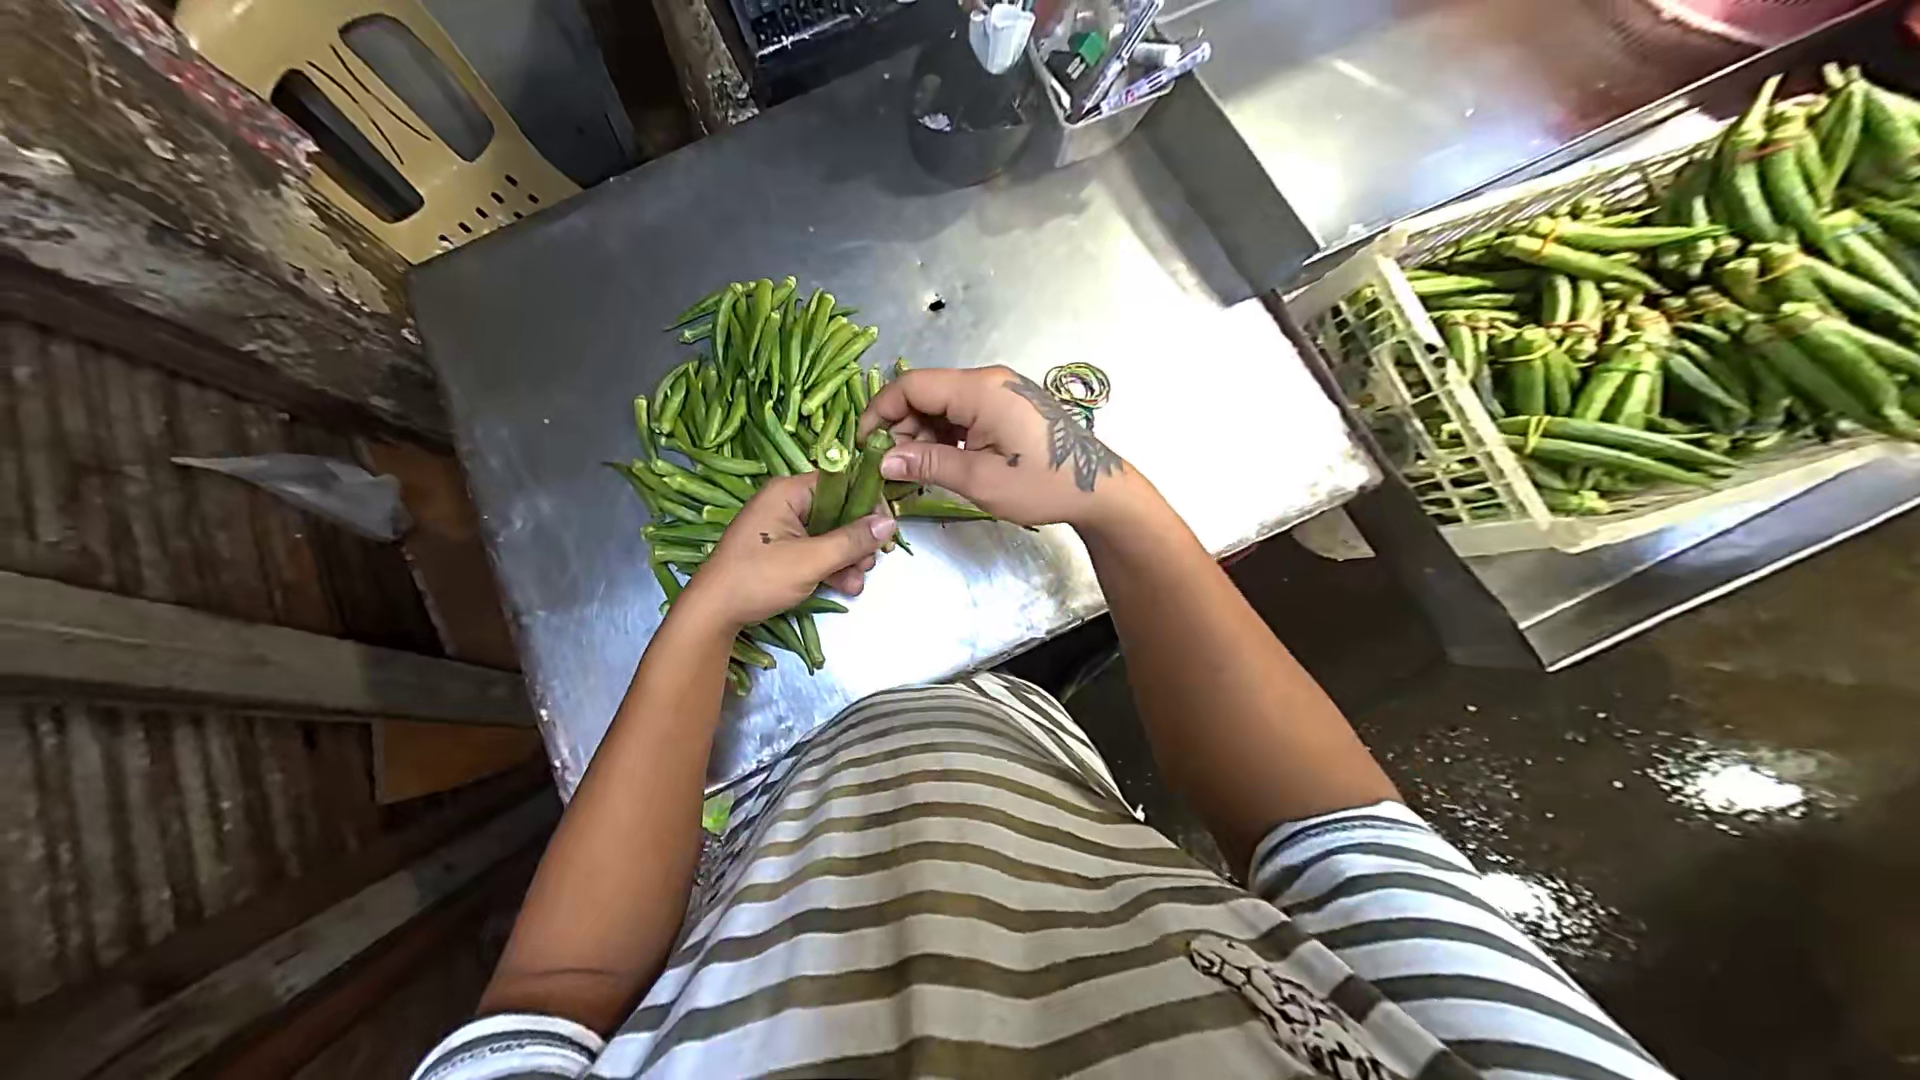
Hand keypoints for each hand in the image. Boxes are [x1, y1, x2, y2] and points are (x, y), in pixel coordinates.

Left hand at [675, 474, 892, 629]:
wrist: (715, 613)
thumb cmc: (757, 578)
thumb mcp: (811, 560)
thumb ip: (851, 541)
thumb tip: (889, 523)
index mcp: (788, 492)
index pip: (840, 482)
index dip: (866, 502)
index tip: (884, 527)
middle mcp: (789, 504)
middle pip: (840, 510)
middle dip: (859, 539)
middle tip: (869, 563)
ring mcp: (786, 528)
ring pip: (834, 535)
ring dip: (850, 558)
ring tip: (855, 582)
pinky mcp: (786, 550)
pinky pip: (820, 551)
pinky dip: (835, 567)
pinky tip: (846, 586)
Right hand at [860, 365, 1145, 529]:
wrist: (1096, 488)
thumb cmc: (1042, 484)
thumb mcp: (978, 478)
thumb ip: (927, 464)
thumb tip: (883, 461)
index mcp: (980, 390)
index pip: (911, 385)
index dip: (881, 412)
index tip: (866, 444)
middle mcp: (988, 381)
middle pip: (925, 394)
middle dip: (902, 428)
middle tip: (894, 468)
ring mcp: (998, 392)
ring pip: (942, 406)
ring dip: (923, 436)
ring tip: (918, 472)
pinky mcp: (1005, 407)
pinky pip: (962, 414)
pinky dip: (945, 436)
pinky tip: (941, 463)